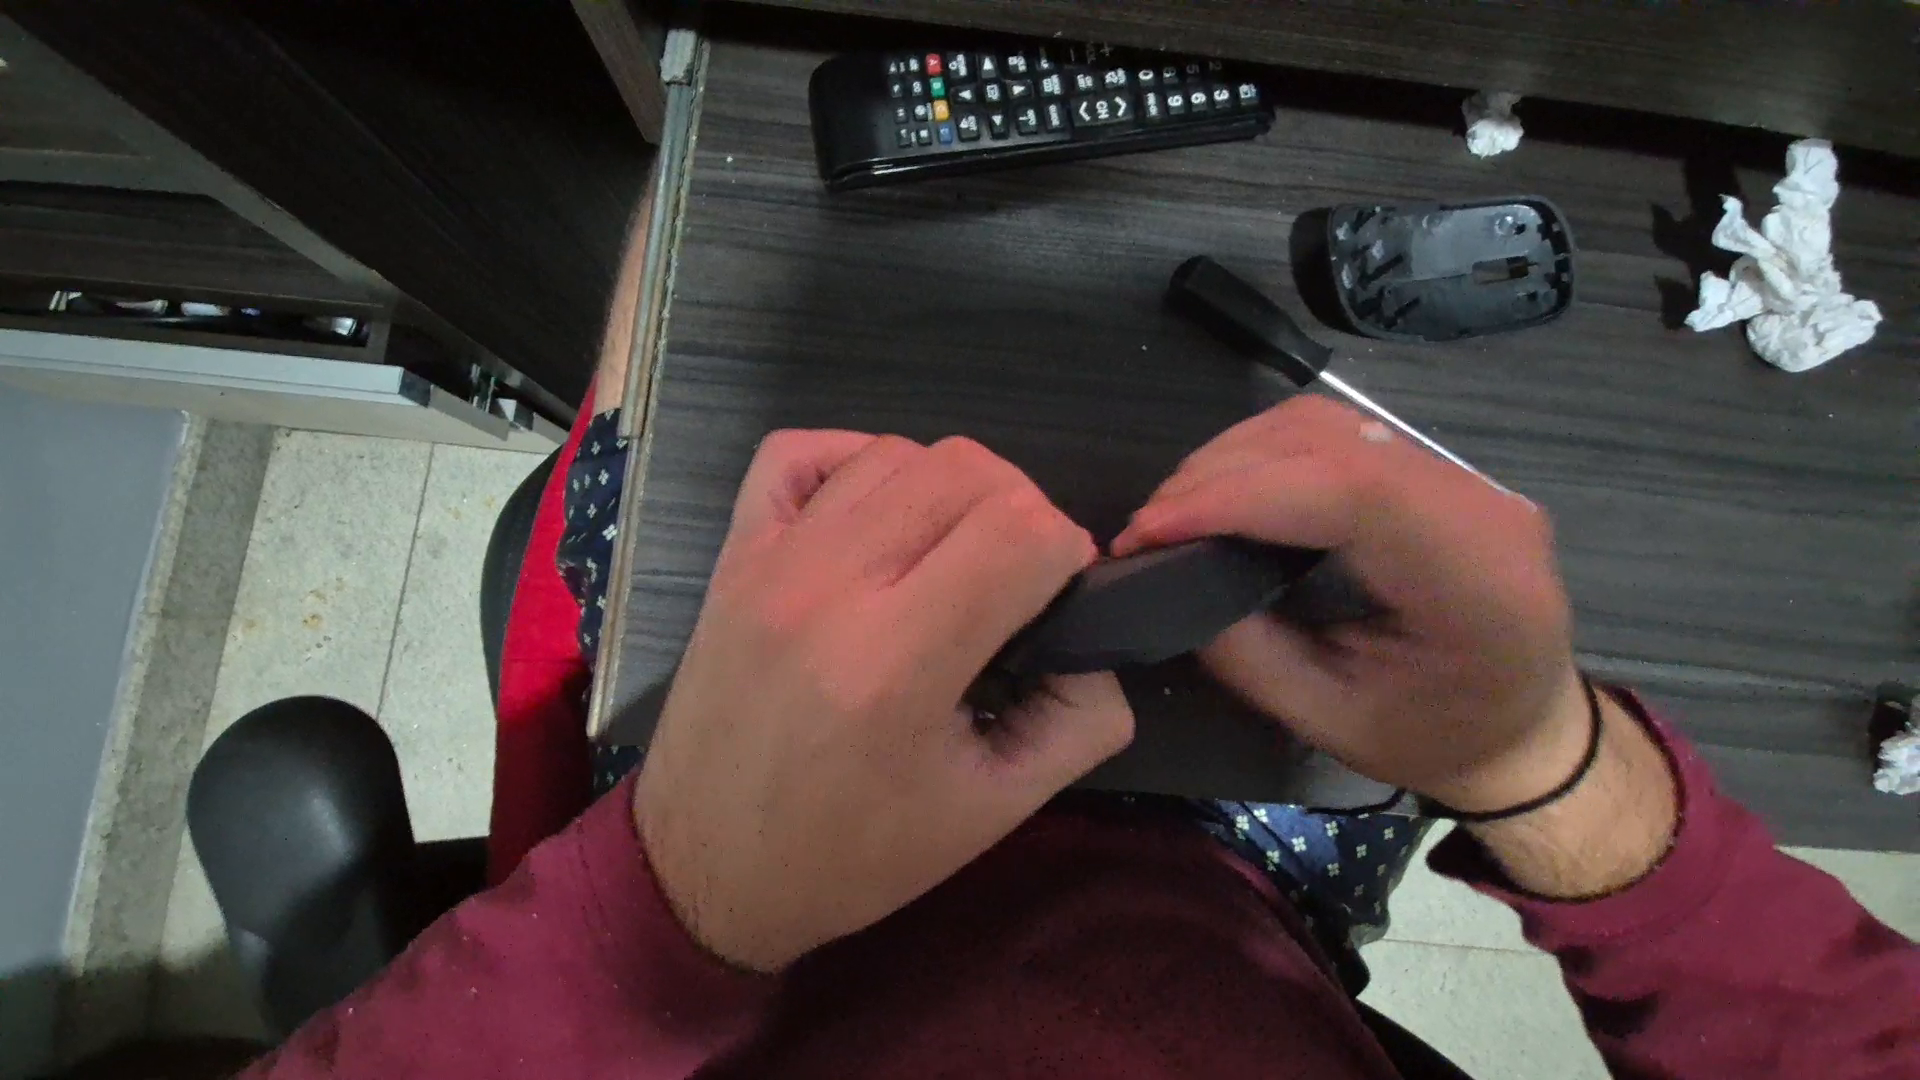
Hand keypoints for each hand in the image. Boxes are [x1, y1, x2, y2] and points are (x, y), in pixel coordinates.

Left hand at [633, 431, 1133, 971]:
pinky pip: (798, 452)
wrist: (707, 865)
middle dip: (1022, 509)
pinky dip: (855, 459)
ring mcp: (772, 558)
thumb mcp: (994, 810)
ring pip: (895, 453)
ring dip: (949, 490)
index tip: (1060, 593)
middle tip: (1016, 575)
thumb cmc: (852, 853)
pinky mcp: (734, 552)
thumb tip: (1098, 641)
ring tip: (949, 553)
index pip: (1020, 531)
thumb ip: (1079, 719)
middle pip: (965, 469)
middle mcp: (830, 587)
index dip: (1069, 551)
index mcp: (896, 663)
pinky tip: (876, 512)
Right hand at [1113, 395, 1587, 812]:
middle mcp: (1475, 502)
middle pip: (1327, 441)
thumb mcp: (1332, 721)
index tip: (1153, 529)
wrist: (1523, 728)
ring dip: (1230, 456)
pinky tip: (1221, 490)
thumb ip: (1250, 656)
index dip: (1237, 495)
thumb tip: (1172, 583)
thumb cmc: (1435, 739)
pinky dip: (1257, 451)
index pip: (1348, 491)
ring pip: (1321, 422)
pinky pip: (1329, 431)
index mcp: (1474, 576)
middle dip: (1216, 474)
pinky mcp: (1424, 467)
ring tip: (1174, 509)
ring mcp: (1455, 474)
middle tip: (1146, 527)